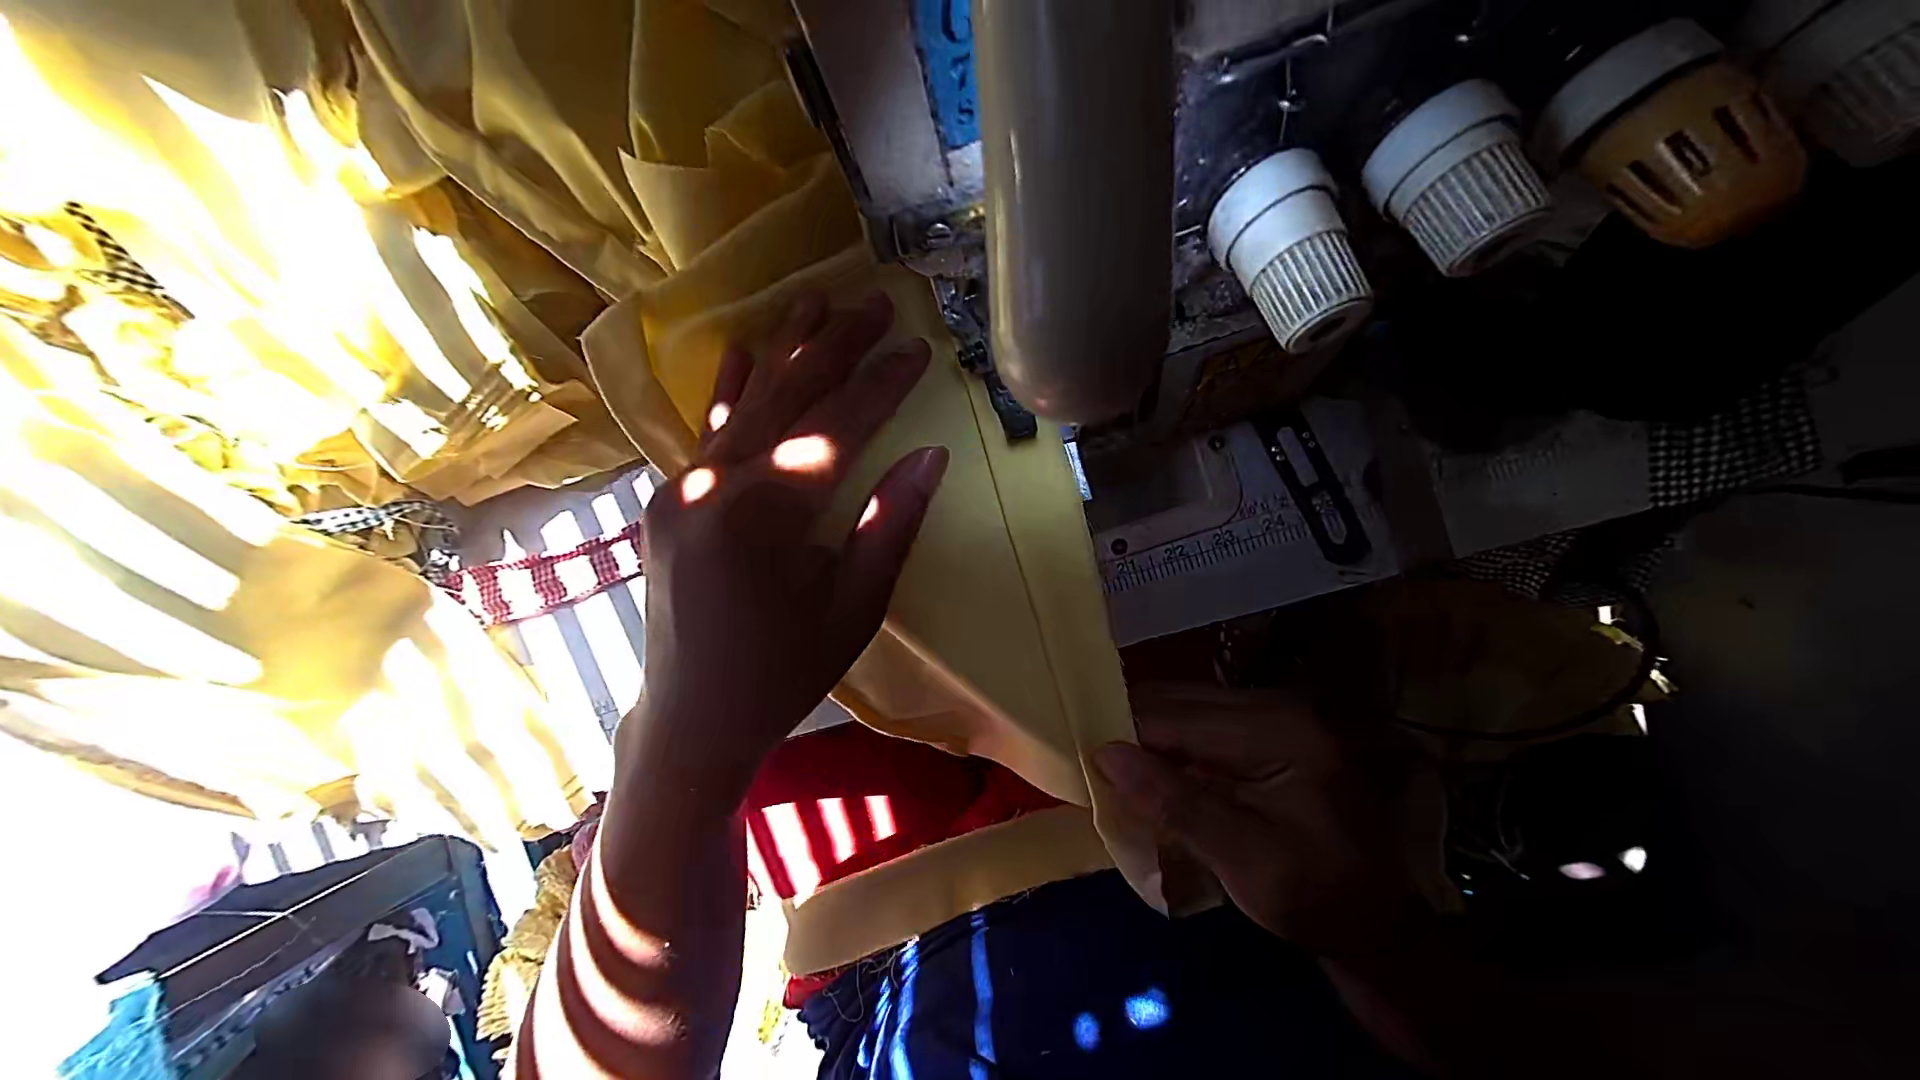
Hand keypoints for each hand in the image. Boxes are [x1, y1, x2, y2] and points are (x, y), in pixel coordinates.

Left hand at [635, 289, 944, 797]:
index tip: (916, 348)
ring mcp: (682, 489)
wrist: (691, 720)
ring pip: (745, 403)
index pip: (837, 427)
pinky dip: (729, 389)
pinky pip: (704, 431)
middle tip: (874, 302)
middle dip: (836, 347)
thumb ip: (889, 526)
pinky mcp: (669, 501)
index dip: (881, 385)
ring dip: (786, 351)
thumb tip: (930, 454)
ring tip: (816, 301)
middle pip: (788, 397)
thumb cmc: (783, 674)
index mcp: (767, 515)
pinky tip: (745, 348)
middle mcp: (715, 485)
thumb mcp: (854, 610)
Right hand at [1096, 684, 1412, 958]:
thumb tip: (1106, 754)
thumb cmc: (1316, 900)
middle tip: (1087, 753)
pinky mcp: (1268, 730)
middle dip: (1132, 726)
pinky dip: (1170, 741)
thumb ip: (1176, 803)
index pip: (1181, 719)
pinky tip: (1149, 766)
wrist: (1375, 924)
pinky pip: (1201, 722)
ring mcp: (1276, 715)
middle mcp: (1279, 707)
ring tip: (1111, 760)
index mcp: (1282, 733)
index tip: (1079, 750)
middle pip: (1181, 701)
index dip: (1125, 732)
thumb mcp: (1243, 861)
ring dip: (1148, 732)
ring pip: (1186, 705)